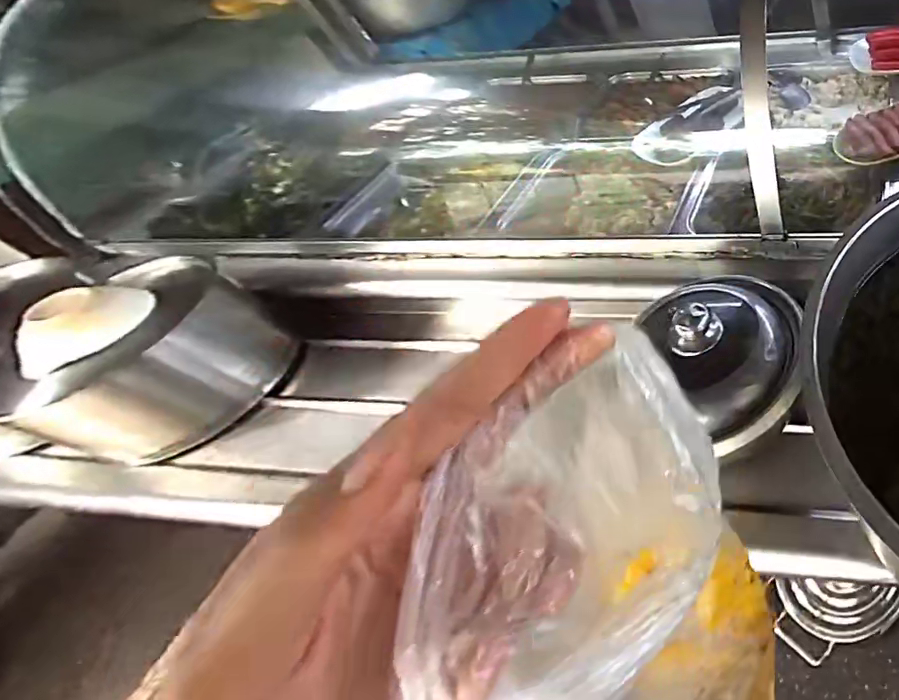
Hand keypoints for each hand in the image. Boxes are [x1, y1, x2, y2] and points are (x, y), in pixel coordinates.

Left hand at [140, 300, 611, 699]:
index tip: (553, 316)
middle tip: (596, 338)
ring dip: (540, 537)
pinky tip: (530, 613)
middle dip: (544, 374)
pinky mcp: (462, 600)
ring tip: (526, 595)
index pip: (444, 411)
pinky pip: (528, 568)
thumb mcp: (254, 609)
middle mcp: (411, 510)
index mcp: (362, 498)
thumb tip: (383, 462)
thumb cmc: (222, 688)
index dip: (503, 357)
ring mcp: (440, 553)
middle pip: (493, 424)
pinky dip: (543, 582)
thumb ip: (313, 534)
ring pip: (525, 508)